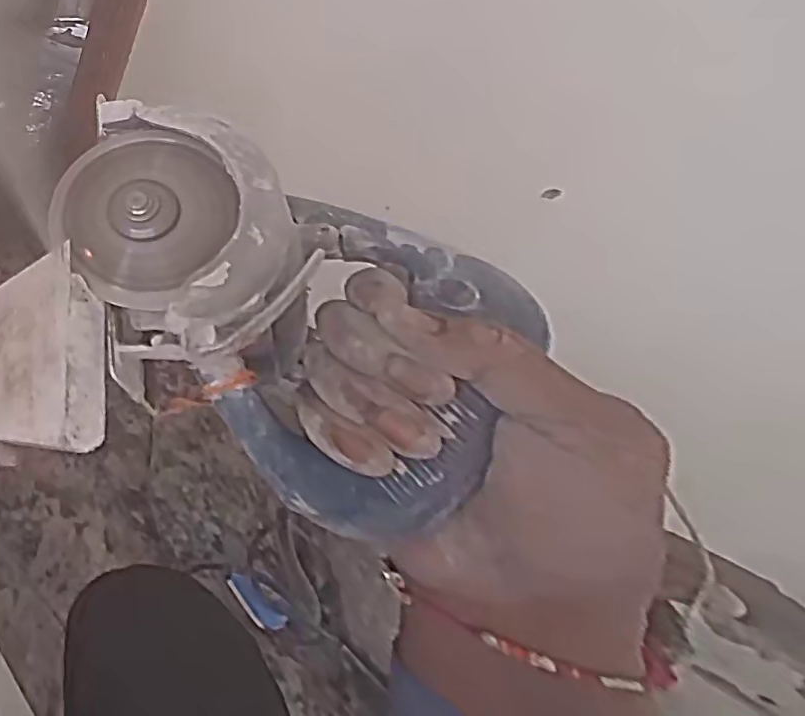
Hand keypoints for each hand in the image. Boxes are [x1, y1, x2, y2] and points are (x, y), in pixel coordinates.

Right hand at [309, 268, 668, 709]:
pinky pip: (302, 412)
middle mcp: (398, 363)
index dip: (380, 303)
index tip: (407, 337)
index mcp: (457, 346)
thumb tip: (405, 315)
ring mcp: (360, 401)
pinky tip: (380, 467)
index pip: (384, 289)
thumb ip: (504, 356)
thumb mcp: (584, 427)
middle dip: (379, 364)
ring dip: (365, 408)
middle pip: (338, 320)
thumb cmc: (579, 513)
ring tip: (417, 451)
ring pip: (317, 365)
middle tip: (433, 405)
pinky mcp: (333, 439)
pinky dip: (340, 439)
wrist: (530, 598)